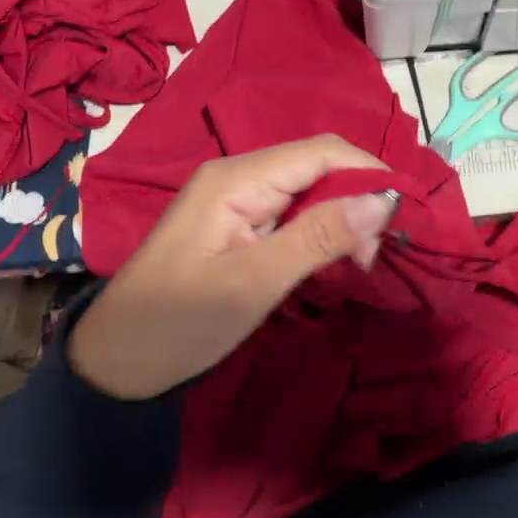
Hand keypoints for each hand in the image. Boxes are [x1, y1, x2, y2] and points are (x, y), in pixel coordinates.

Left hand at [68, 135, 397, 398]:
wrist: (114, 365)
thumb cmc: (179, 324)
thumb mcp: (254, 283)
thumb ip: (319, 237)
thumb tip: (385, 202)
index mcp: (237, 180)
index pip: (322, 152)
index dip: (369, 173)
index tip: (403, 217)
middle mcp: (238, 175)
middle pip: (319, 164)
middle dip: (359, 197)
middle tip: (373, 254)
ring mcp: (237, 197)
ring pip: (311, 186)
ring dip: (343, 215)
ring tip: (357, 261)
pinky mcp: (238, 220)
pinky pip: (294, 208)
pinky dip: (321, 228)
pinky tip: (332, 256)